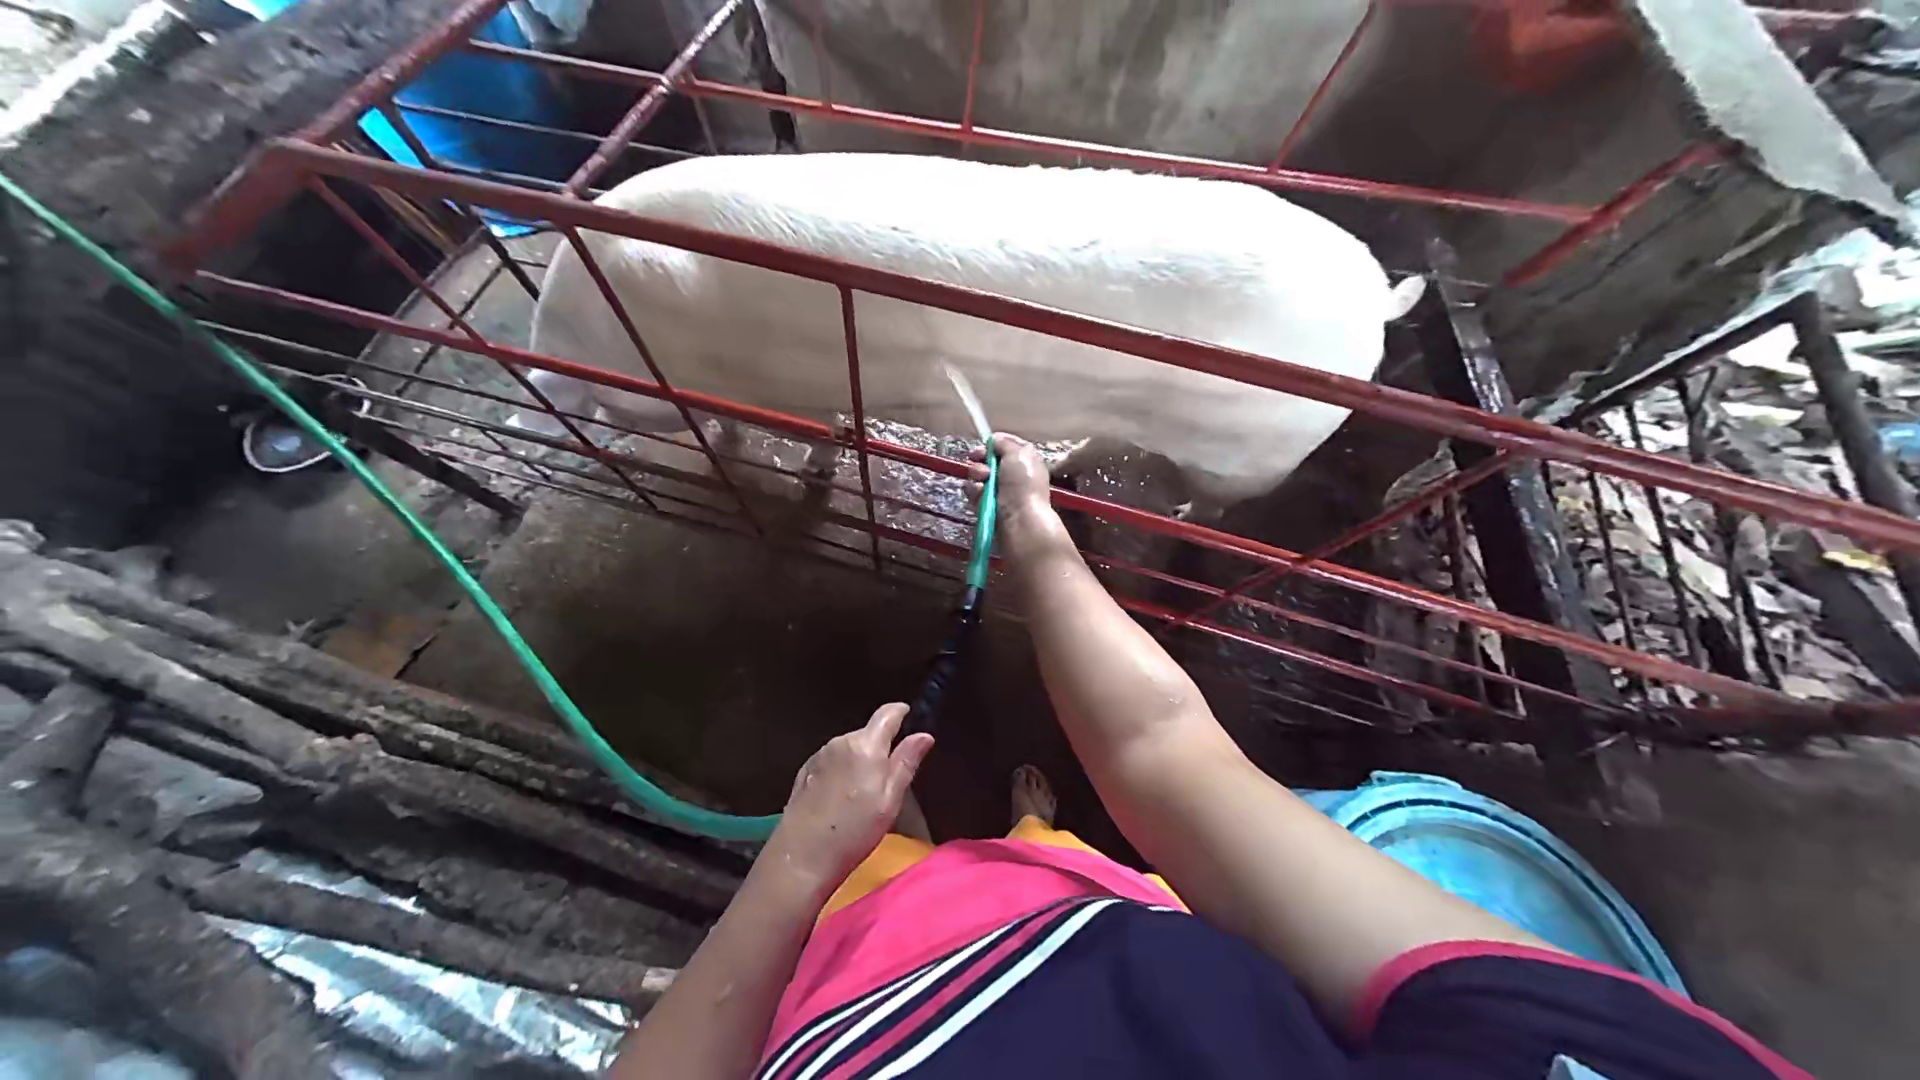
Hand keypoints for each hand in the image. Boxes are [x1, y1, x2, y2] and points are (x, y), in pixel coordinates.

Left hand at [772, 703, 933, 885]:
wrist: (801, 857)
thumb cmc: (854, 831)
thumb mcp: (889, 800)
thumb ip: (906, 762)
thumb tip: (924, 735)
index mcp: (866, 745)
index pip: (888, 713)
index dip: (902, 713)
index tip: (911, 718)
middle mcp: (841, 741)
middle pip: (868, 733)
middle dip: (881, 746)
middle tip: (889, 778)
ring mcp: (820, 754)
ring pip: (850, 747)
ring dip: (860, 759)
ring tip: (863, 792)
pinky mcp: (805, 769)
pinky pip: (833, 760)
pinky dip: (842, 770)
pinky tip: (841, 797)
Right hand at [970, 433, 1070, 562]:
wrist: (1019, 518)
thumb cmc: (1023, 483)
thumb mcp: (1018, 453)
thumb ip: (1004, 443)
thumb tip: (994, 440)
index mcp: (1025, 460)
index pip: (1007, 444)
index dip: (995, 442)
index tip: (987, 442)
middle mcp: (1012, 473)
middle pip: (988, 458)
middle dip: (981, 457)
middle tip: (977, 458)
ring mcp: (998, 489)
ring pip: (977, 473)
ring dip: (977, 473)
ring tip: (984, 479)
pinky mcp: (985, 503)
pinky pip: (972, 490)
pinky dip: (974, 490)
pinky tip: (979, 493)